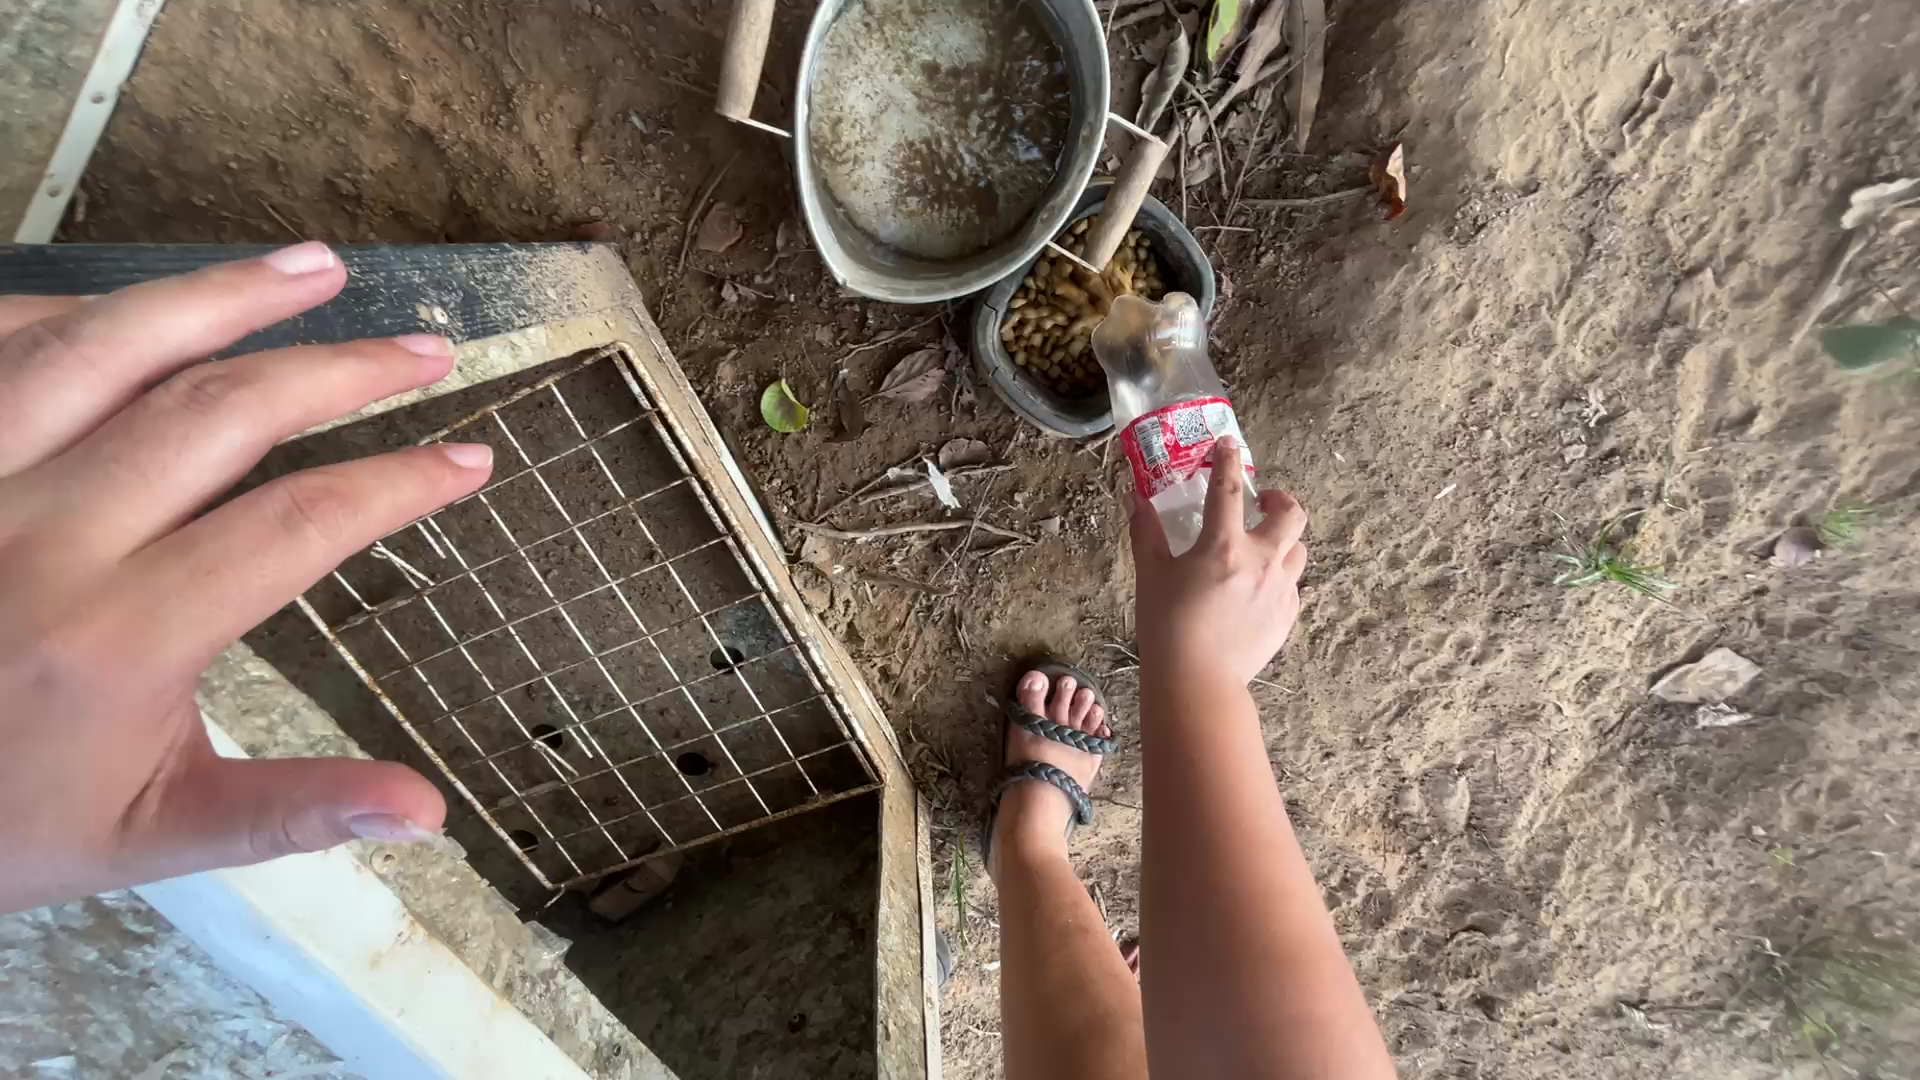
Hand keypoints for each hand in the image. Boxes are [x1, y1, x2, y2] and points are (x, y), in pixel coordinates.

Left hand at [0, 242, 493, 914]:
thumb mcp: (145, 838)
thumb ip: (296, 812)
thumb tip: (430, 813)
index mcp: (117, 632)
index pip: (302, 521)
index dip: (401, 480)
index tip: (473, 462)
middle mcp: (36, 534)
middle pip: (224, 412)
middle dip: (348, 371)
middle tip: (430, 350)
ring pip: (107, 349)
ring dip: (229, 298)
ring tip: (319, 268)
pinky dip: (88, 309)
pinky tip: (162, 303)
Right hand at [1127, 438, 1308, 686]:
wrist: (1198, 680)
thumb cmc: (1167, 625)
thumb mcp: (1150, 575)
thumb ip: (1146, 533)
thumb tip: (1137, 499)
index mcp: (1222, 545)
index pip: (1228, 489)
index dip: (1227, 461)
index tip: (1227, 446)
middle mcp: (1260, 561)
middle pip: (1291, 515)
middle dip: (1280, 500)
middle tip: (1261, 503)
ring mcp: (1280, 589)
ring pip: (1299, 549)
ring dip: (1283, 539)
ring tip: (1260, 547)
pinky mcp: (1287, 616)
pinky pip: (1292, 585)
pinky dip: (1279, 576)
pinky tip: (1256, 588)